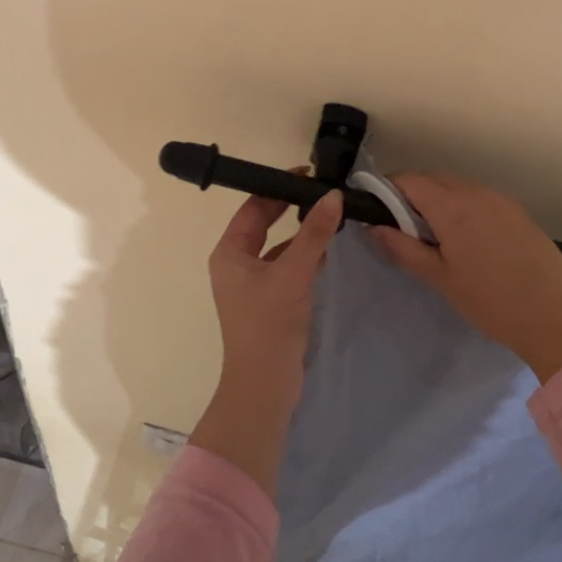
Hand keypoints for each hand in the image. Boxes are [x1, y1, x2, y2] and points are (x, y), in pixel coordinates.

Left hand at [189, 183, 339, 494]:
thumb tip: (333, 195)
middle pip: (263, 224)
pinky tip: (327, 252)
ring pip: (277, 246)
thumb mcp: (293, 273)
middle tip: (322, 193)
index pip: (253, 207)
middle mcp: (235, 263)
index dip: (278, 188)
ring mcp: (251, 284)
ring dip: (301, 233)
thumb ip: (314, 233)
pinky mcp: (268, 302)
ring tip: (331, 217)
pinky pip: (286, 267)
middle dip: (290, 208)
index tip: (308, 176)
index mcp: (229, 252)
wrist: (264, 386)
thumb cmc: (269, 324)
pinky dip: (304, 257)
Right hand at [371, 174, 561, 381]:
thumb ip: (405, 250)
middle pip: (434, 178)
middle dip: (412, 193)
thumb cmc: (492, 302)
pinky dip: (462, 207)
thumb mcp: (442, 279)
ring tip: (433, 236)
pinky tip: (465, 240)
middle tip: (402, 227)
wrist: (558, 318)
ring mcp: (501, 201)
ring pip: (458, 187)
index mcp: (453, 207)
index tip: (377, 211)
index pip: (410, 180)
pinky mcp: (518, 213)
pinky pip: (479, 198)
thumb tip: (375, 228)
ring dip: (438, 200)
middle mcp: (477, 194)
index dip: (388, 190)